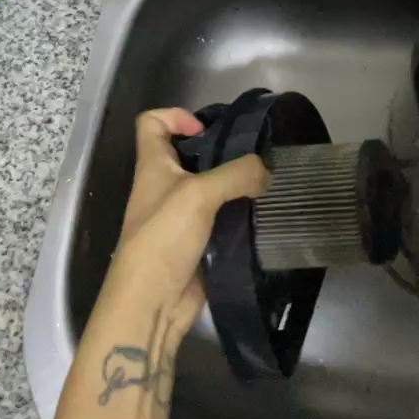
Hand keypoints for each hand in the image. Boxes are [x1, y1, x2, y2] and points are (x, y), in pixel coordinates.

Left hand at [101, 108, 269, 334]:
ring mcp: (181, 216)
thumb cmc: (163, 238)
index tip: (205, 129)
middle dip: (219, 151)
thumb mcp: (200, 194)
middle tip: (250, 157)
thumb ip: (237, 174)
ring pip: (210, 187)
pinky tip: (260, 214)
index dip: (175, 116)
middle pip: (189, 154)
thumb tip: (267, 173)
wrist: (152, 303)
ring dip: (234, 184)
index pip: (152, 123)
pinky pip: (222, 217)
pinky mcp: (198, 241)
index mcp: (153, 166)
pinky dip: (239, 213)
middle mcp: (164, 186)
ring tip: (263, 184)